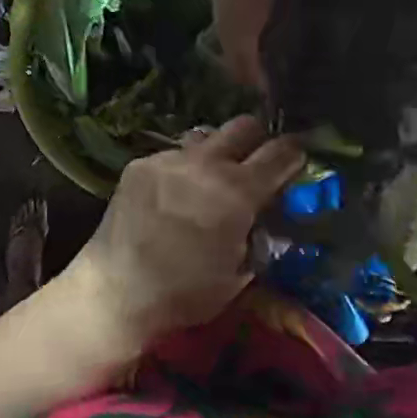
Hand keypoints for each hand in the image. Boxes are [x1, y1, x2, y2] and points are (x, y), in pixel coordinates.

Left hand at [63, 117, 305, 344]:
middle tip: (257, 160)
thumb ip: (258, 233)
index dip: (294, 153)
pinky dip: (182, 168)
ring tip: (211, 176)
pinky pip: (171, 155)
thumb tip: (266, 214)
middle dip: (256, 138)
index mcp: (237, 191)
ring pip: (203, 136)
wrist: (118, 287)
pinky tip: (175, 192)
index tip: (298, 157)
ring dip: (215, 151)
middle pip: (241, 126)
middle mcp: (203, 164)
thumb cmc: (186, 291)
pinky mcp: (138, 164)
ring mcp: (166, 159)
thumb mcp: (240, 271)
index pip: (279, 153)